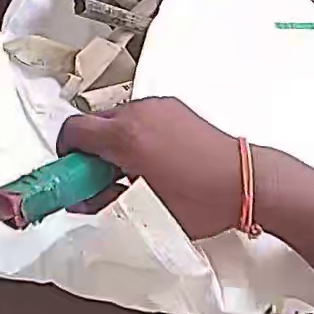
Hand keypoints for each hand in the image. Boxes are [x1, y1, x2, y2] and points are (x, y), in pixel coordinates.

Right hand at [57, 97, 248, 238]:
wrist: (248, 183)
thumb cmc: (203, 199)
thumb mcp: (144, 206)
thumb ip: (104, 199)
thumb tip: (82, 199)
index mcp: (124, 136)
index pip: (73, 130)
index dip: (66, 151)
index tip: (72, 169)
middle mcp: (136, 114)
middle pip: (92, 123)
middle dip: (90, 149)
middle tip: (99, 176)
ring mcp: (155, 107)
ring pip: (115, 119)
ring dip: (112, 140)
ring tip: (131, 169)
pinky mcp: (171, 107)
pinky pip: (139, 115)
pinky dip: (135, 132)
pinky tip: (151, 157)